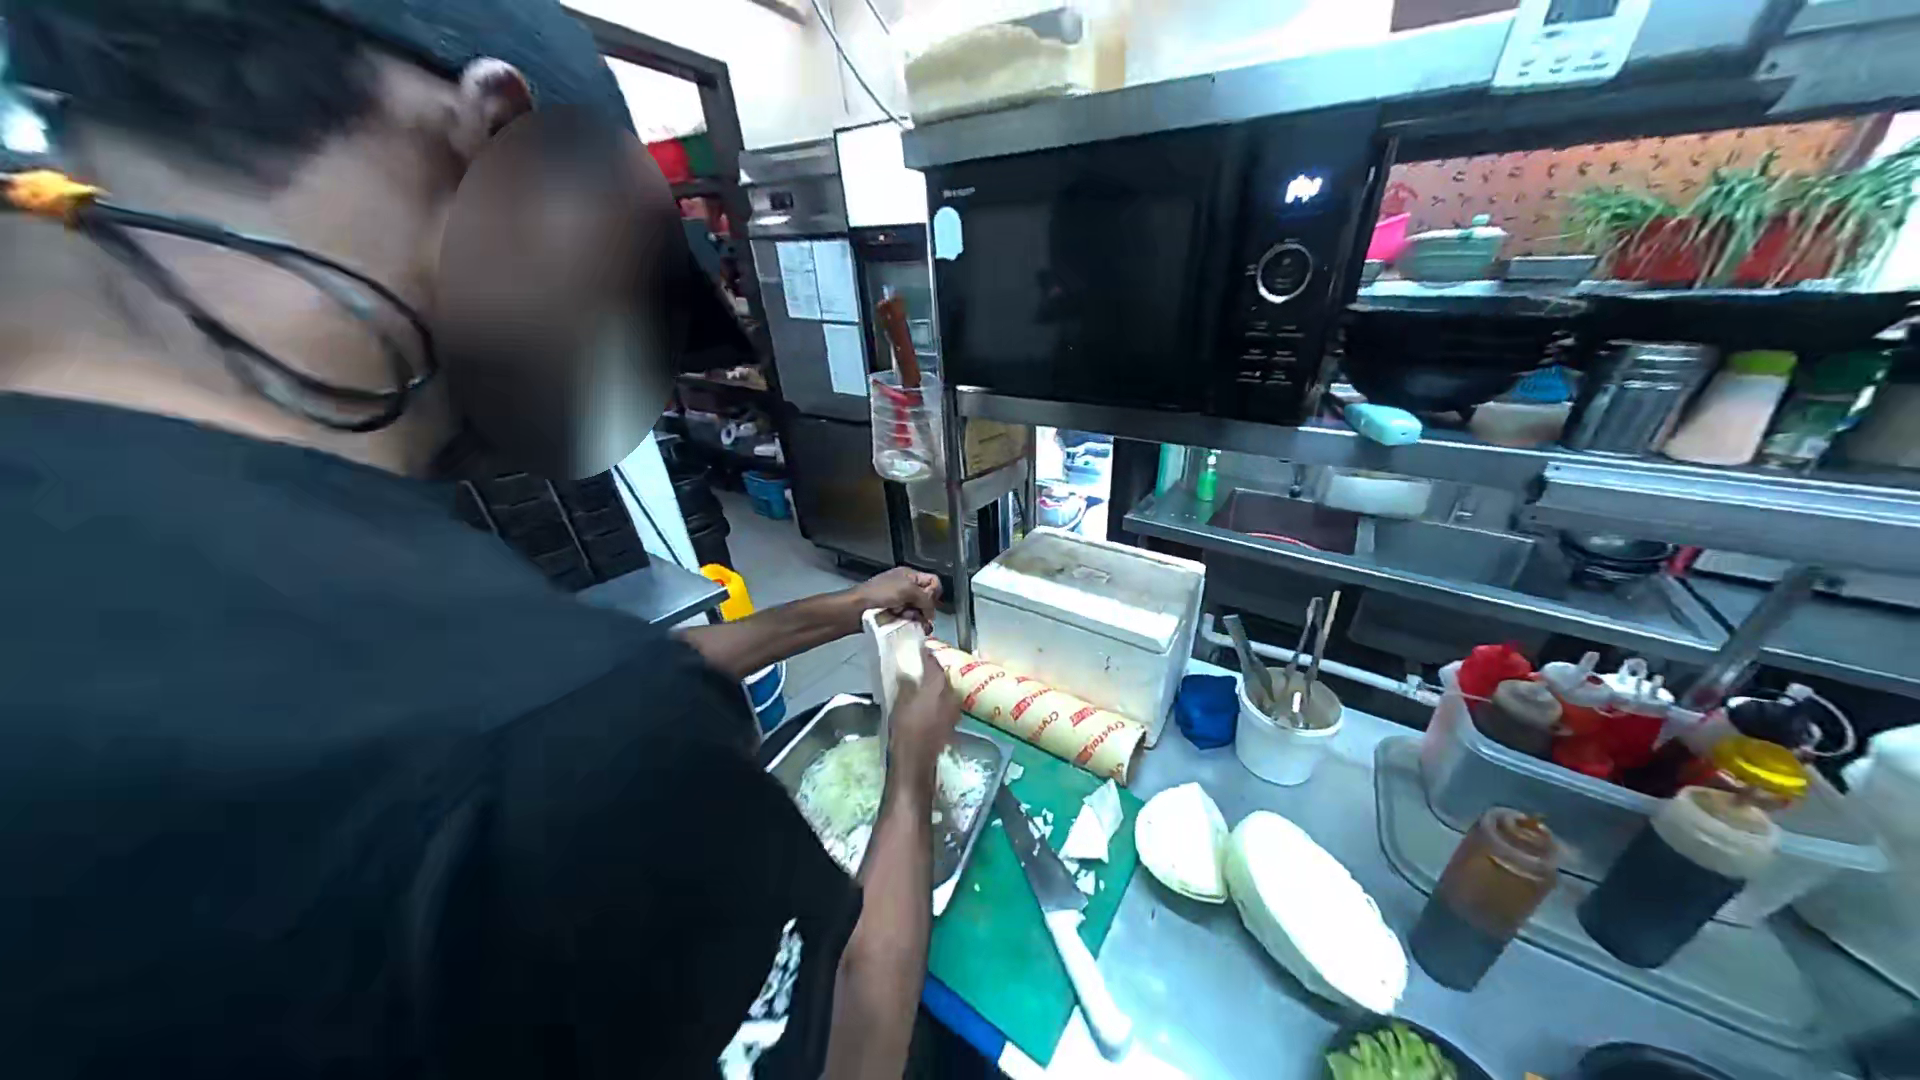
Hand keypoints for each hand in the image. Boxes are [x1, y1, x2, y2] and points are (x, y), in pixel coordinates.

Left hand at [852, 567, 940, 632]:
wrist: (857, 609)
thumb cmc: (881, 594)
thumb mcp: (907, 589)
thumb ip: (926, 598)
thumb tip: (931, 615)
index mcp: (910, 575)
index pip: (933, 581)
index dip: (934, 592)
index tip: (928, 602)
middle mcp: (907, 588)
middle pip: (928, 599)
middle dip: (924, 607)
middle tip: (915, 612)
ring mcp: (901, 603)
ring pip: (920, 612)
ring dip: (917, 617)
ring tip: (906, 619)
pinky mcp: (896, 616)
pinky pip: (911, 621)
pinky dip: (910, 624)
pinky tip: (904, 625)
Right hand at [887, 645, 960, 788]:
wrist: (915, 762)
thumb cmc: (905, 729)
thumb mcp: (900, 701)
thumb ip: (907, 682)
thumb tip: (908, 669)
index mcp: (939, 685)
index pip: (934, 661)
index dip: (925, 653)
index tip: (918, 648)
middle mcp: (951, 694)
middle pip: (942, 675)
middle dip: (931, 669)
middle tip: (917, 665)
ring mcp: (953, 710)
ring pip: (945, 689)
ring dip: (934, 685)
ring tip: (920, 683)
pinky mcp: (951, 723)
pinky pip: (944, 703)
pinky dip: (936, 699)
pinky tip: (925, 702)